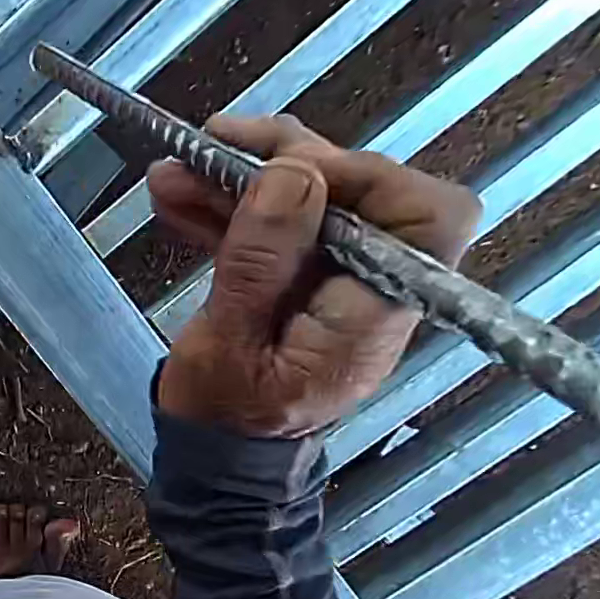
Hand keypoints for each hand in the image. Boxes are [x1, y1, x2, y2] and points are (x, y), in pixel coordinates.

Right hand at [147, 114, 479, 436]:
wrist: (214, 452)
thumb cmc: (219, 414)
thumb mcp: (225, 344)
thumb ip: (259, 265)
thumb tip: (292, 173)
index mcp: (368, 318)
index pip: (424, 219)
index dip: (363, 176)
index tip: (283, 167)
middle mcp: (369, 291)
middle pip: (362, 196)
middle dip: (284, 162)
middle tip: (211, 146)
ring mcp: (336, 282)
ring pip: (312, 203)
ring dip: (242, 180)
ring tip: (175, 171)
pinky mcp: (303, 279)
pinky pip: (278, 227)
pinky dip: (231, 208)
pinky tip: (178, 197)